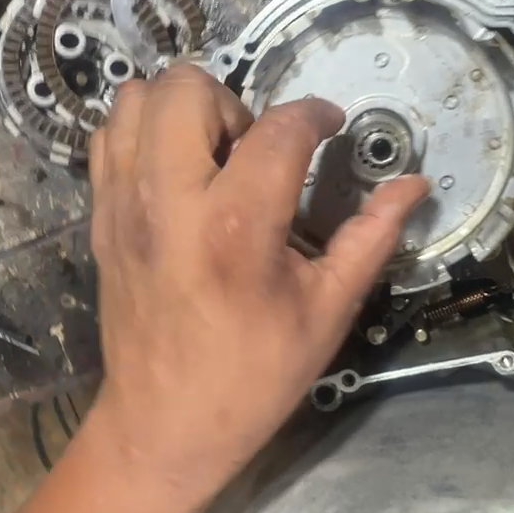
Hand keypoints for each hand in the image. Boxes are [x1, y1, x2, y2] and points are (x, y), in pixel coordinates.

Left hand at [82, 65, 429, 502]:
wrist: (163, 425)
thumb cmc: (253, 375)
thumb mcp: (326, 310)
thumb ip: (370, 237)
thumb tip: (415, 184)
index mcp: (237, 226)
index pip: (279, 130)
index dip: (315, 115)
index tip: (330, 127)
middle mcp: (169, 201)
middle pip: (186, 87)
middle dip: (232, 102)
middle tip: (254, 150)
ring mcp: (123, 206)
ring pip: (136, 99)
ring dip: (182, 112)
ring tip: (211, 159)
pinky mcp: (98, 218)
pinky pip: (108, 138)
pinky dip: (141, 134)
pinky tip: (174, 175)